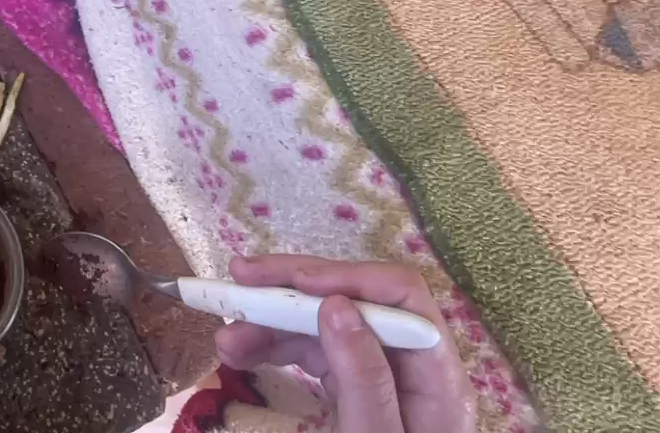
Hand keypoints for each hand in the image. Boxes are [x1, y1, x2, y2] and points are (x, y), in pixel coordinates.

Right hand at [214, 256, 474, 432]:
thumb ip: (364, 379)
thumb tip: (336, 304)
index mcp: (434, 376)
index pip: (400, 295)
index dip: (346, 276)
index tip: (292, 282)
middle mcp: (409, 364)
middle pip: (352, 298)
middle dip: (290, 290)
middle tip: (238, 280)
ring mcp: (379, 373)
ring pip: (321, 321)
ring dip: (268, 320)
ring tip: (226, 339)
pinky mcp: (353, 383)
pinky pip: (310, 347)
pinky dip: (272, 344)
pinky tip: (241, 352)